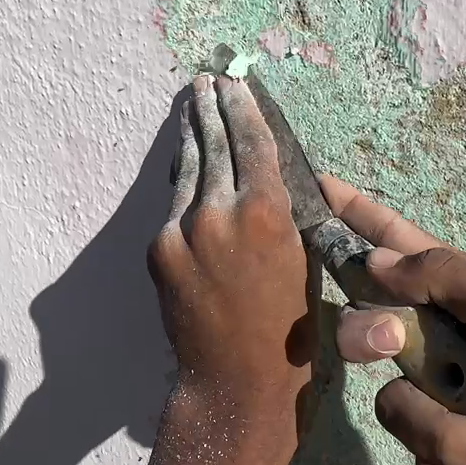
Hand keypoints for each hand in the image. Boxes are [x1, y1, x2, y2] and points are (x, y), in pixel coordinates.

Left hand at [148, 74, 314, 419]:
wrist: (234, 384)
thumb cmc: (291, 332)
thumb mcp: (305, 263)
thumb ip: (285, 216)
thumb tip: (268, 178)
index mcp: (267, 213)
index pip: (254, 143)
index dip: (245, 109)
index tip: (236, 84)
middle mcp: (221, 211)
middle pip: (216, 145)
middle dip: (212, 108)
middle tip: (206, 80)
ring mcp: (183, 229)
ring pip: (189, 168)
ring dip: (192, 133)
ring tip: (191, 104)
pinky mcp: (160, 249)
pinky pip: (173, 201)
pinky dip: (181, 175)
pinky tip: (182, 158)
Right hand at [321, 174, 465, 464]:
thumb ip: (446, 276)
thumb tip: (379, 259)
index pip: (402, 243)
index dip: (360, 216)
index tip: (319, 185)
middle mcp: (455, 342)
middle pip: (373, 325)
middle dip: (375, 340)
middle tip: (390, 349)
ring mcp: (452, 400)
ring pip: (394, 402)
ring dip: (449, 429)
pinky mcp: (454, 455)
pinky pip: (423, 454)